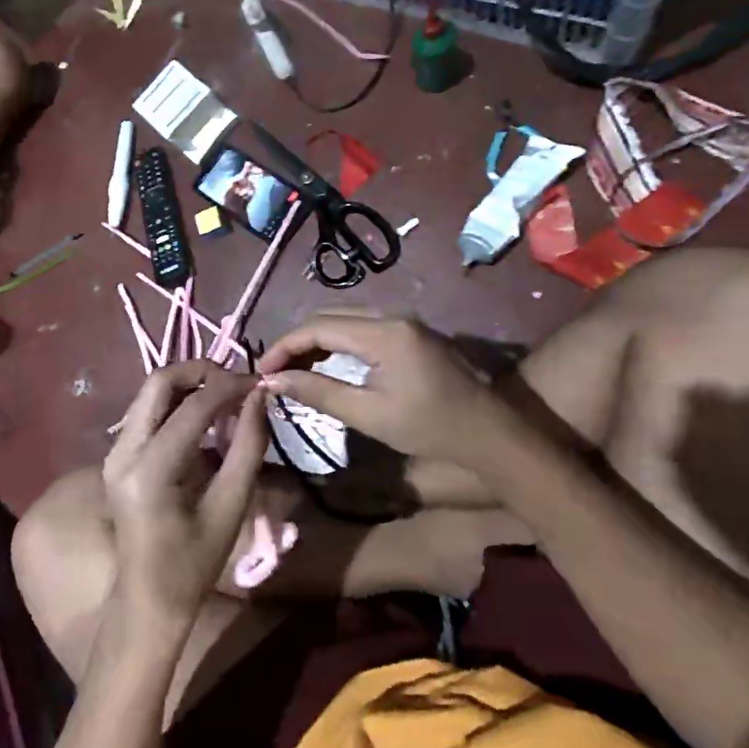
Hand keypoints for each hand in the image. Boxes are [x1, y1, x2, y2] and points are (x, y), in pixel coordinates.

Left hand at [103, 362, 267, 620]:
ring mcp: (113, 453)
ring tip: (226, 400)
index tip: (261, 383)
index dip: (232, 385)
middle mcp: (122, 452)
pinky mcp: (116, 456)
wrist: (148, 601)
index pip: (195, 404)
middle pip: (159, 381)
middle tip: (237, 383)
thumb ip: (249, 444)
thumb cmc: (195, 560)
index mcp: (150, 470)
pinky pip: (147, 411)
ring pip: (151, 392)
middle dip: (202, 371)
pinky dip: (179, 402)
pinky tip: (206, 420)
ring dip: (190, 385)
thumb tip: (260, 395)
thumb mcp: (232, 503)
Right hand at [256, 314, 510, 465]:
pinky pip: (364, 327)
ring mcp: (405, 322)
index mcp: (384, 333)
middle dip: (297, 340)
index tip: (260, 371)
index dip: (284, 346)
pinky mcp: (411, 332)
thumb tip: (273, 380)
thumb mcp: (370, 415)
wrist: (488, 431)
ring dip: (317, 340)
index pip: (319, 327)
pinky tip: (325, 364)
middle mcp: (393, 316)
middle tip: (273, 372)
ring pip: (346, 320)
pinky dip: (339, 342)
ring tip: (293, 370)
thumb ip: (320, 392)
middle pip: (331, 316)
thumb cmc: (430, 428)